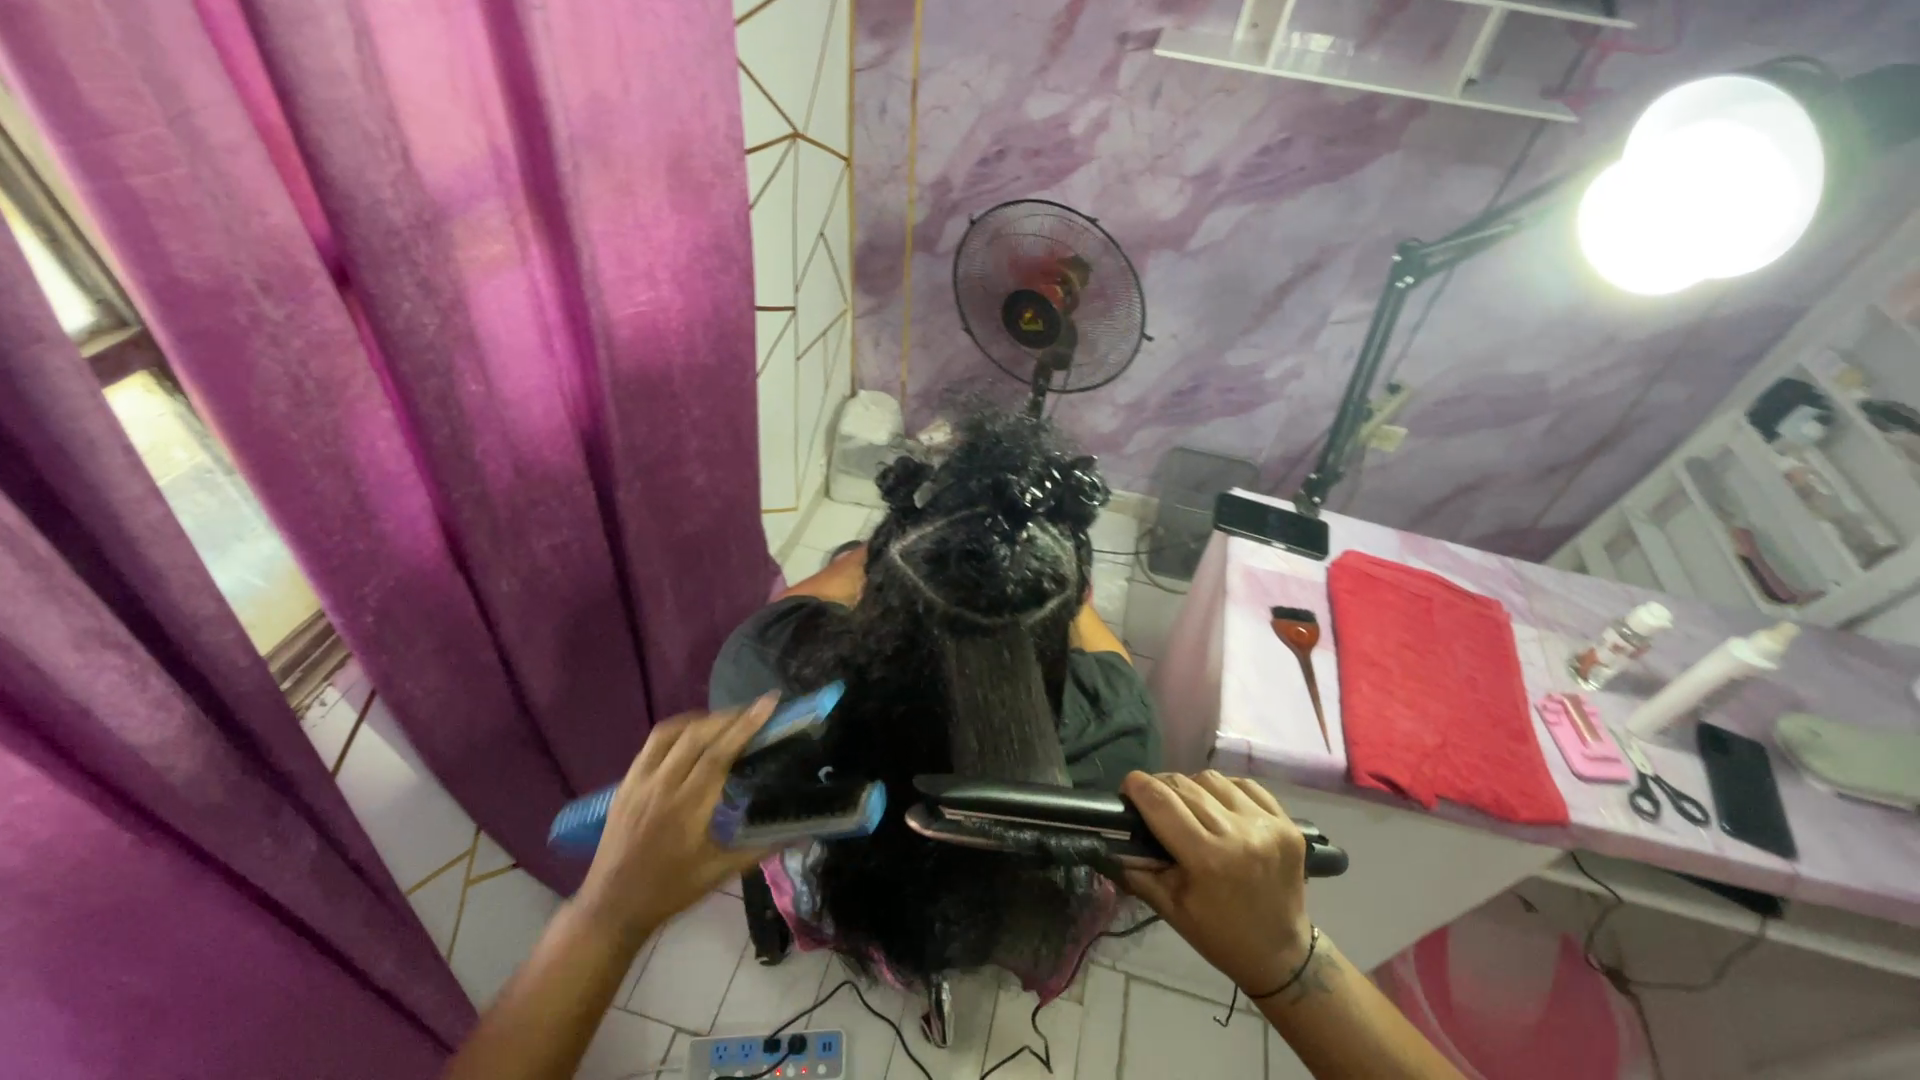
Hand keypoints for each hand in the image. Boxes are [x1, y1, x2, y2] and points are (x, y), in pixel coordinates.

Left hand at [574, 697, 778, 946]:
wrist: (613, 905)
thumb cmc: (672, 890)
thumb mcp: (721, 872)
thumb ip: (761, 847)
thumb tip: (801, 832)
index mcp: (689, 807)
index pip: (721, 753)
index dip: (746, 724)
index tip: (769, 702)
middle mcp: (664, 786)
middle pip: (699, 735)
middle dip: (730, 715)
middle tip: (756, 708)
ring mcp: (641, 782)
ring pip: (673, 733)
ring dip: (703, 718)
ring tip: (727, 718)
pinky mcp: (626, 783)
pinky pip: (652, 743)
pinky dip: (677, 728)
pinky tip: (691, 731)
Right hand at [1120, 771, 1314, 994]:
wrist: (1281, 953)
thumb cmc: (1219, 935)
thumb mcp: (1169, 908)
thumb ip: (1135, 870)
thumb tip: (1106, 839)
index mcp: (1207, 860)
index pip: (1160, 801)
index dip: (1136, 786)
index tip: (1127, 789)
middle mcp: (1239, 834)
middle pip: (1183, 785)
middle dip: (1160, 787)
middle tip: (1153, 802)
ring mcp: (1267, 826)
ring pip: (1213, 779)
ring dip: (1193, 787)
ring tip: (1190, 807)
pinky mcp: (1287, 823)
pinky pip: (1245, 785)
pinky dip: (1226, 790)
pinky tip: (1220, 809)